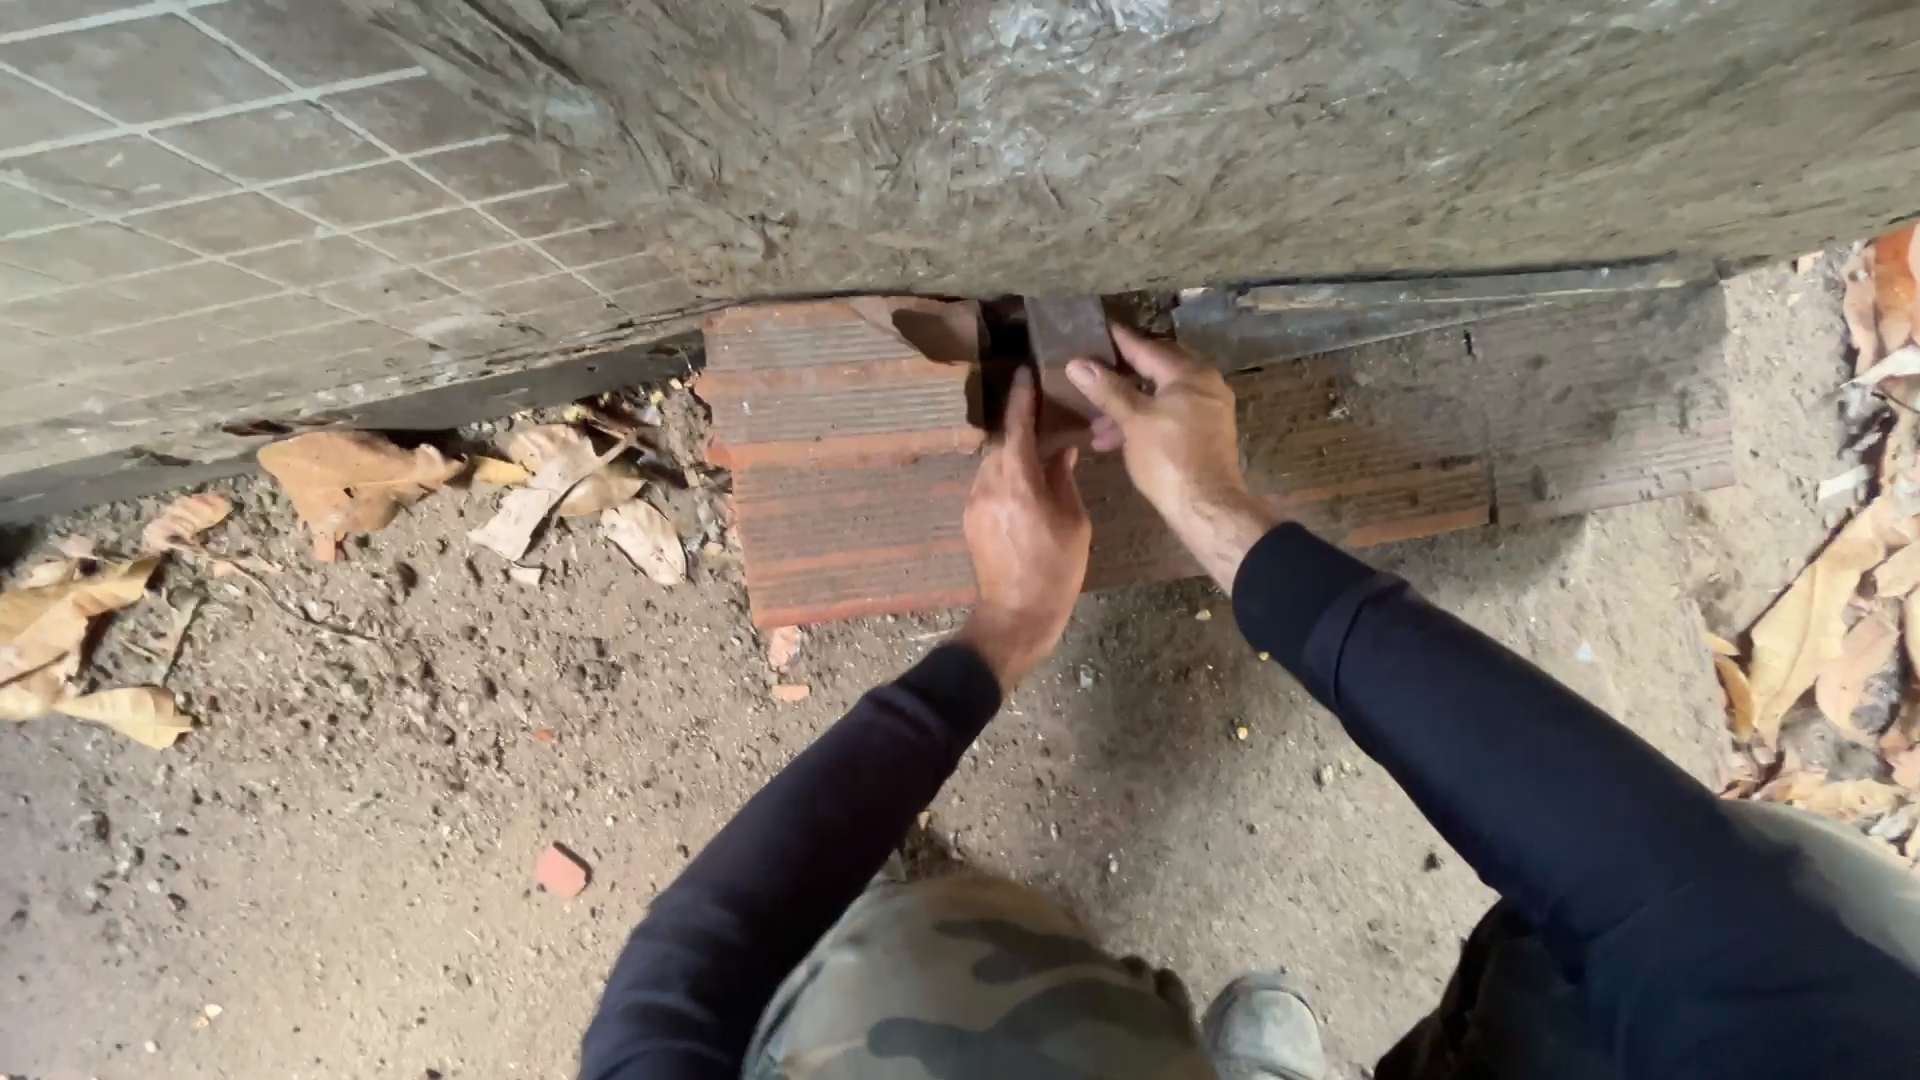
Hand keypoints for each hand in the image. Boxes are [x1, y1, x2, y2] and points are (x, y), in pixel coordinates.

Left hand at [954, 367, 1091, 692]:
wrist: (1017, 613)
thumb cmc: (1056, 569)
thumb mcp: (1073, 519)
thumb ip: (1063, 477)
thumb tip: (1062, 450)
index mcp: (1018, 481)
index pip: (1016, 426)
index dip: (1022, 397)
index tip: (1026, 372)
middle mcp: (988, 484)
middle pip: (1000, 442)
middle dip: (1018, 426)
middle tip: (1042, 415)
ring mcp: (973, 501)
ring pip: (991, 462)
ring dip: (1011, 453)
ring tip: (1036, 450)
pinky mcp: (969, 518)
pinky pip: (986, 483)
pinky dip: (1003, 474)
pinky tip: (1023, 482)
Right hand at [1066, 324, 1277, 589]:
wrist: (1205, 507)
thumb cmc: (1169, 458)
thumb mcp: (1133, 421)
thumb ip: (1107, 390)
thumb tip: (1077, 364)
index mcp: (1190, 374)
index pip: (1147, 348)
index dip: (1118, 341)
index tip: (1096, 330)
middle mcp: (1204, 385)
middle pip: (1155, 371)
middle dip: (1120, 378)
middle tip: (1092, 377)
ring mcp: (1207, 410)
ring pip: (1159, 398)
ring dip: (1127, 408)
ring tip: (1096, 427)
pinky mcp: (1204, 434)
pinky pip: (1168, 416)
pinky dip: (1143, 422)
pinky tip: (1118, 441)